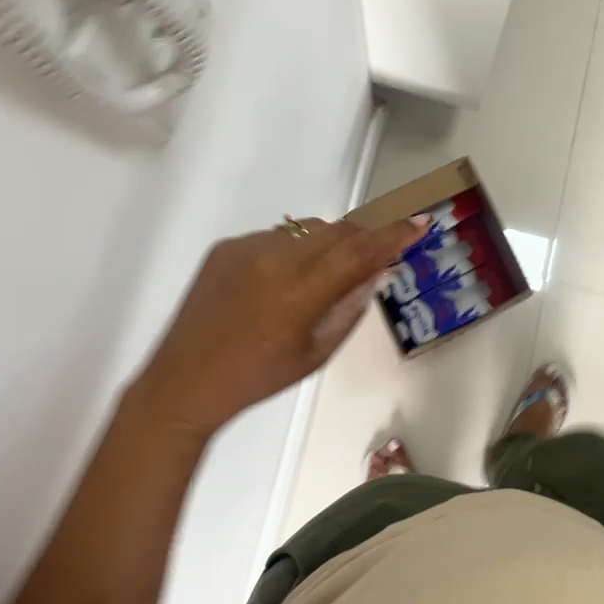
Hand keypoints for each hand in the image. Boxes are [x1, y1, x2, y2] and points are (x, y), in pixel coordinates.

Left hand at [132, 215, 431, 437]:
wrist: (184, 382)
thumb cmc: (257, 378)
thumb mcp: (315, 353)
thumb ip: (350, 306)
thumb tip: (378, 271)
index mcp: (299, 293)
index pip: (358, 251)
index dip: (393, 234)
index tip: (420, 221)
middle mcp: (273, 259)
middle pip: (337, 230)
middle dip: (364, 236)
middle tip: (380, 251)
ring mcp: (246, 248)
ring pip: (306, 230)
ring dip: (327, 243)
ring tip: (322, 276)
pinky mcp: (226, 247)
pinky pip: (275, 238)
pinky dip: (292, 251)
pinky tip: (279, 283)